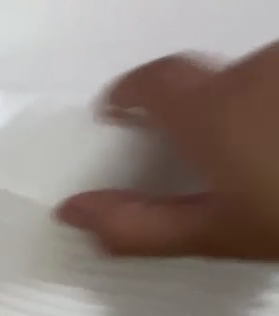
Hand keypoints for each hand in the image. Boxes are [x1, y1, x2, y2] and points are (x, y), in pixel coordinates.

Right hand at [56, 45, 278, 257]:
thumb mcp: (217, 236)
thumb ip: (134, 224)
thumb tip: (71, 208)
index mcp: (214, 107)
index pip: (155, 79)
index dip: (132, 92)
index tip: (121, 112)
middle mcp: (270, 65)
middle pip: (230, 79)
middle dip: (224, 112)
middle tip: (236, 159)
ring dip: (277, 104)